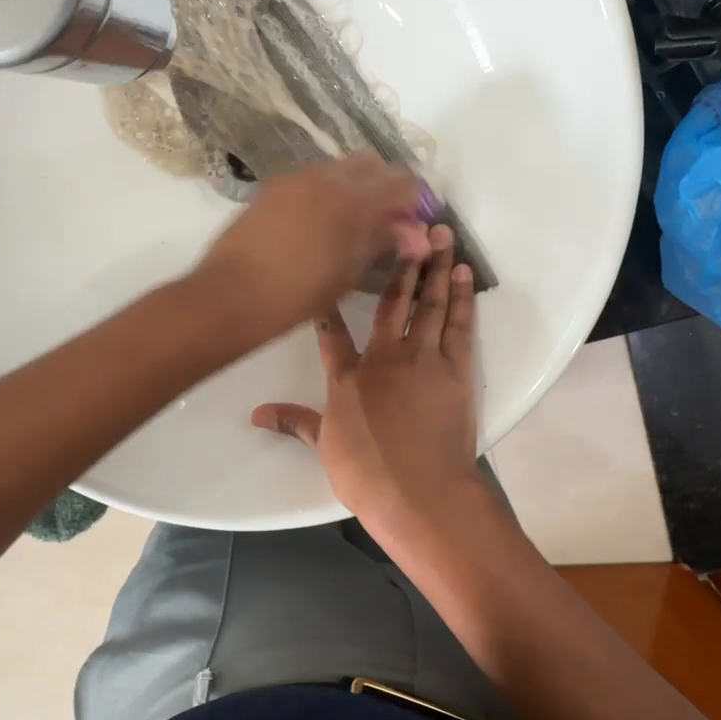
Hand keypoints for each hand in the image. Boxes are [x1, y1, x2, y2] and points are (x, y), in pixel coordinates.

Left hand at [189, 156, 429, 343]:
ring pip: (342, 168)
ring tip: (353, 224)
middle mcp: (330, 177)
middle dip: (387, 187)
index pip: (404, 183)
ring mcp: (298, 177)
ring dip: (356, 186)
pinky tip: (321, 222)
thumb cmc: (299, 293)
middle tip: (388, 221)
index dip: (416, 202)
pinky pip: (314, 178)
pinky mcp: (275, 185)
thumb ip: (384, 243)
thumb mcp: (349, 272)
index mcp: (356, 200)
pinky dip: (328, 191)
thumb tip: (417, 235)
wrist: (233, 293)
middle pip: (374, 165)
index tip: (415, 224)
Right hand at [250, 224, 483, 526]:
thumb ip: (295, 423)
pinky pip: (459, 325)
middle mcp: (385, 357)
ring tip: (443, 236)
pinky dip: (463, 298)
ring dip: (436, 268)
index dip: (329, 303)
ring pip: (429, 304)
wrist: (419, 492)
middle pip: (391, 302)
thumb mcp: (325, 446)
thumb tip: (256, 415)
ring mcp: (424, 360)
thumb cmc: (368, 473)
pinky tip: (464, 275)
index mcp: (349, 377)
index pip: (333, 332)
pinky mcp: (456, 369)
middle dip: (400, 264)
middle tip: (410, 227)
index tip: (331, 270)